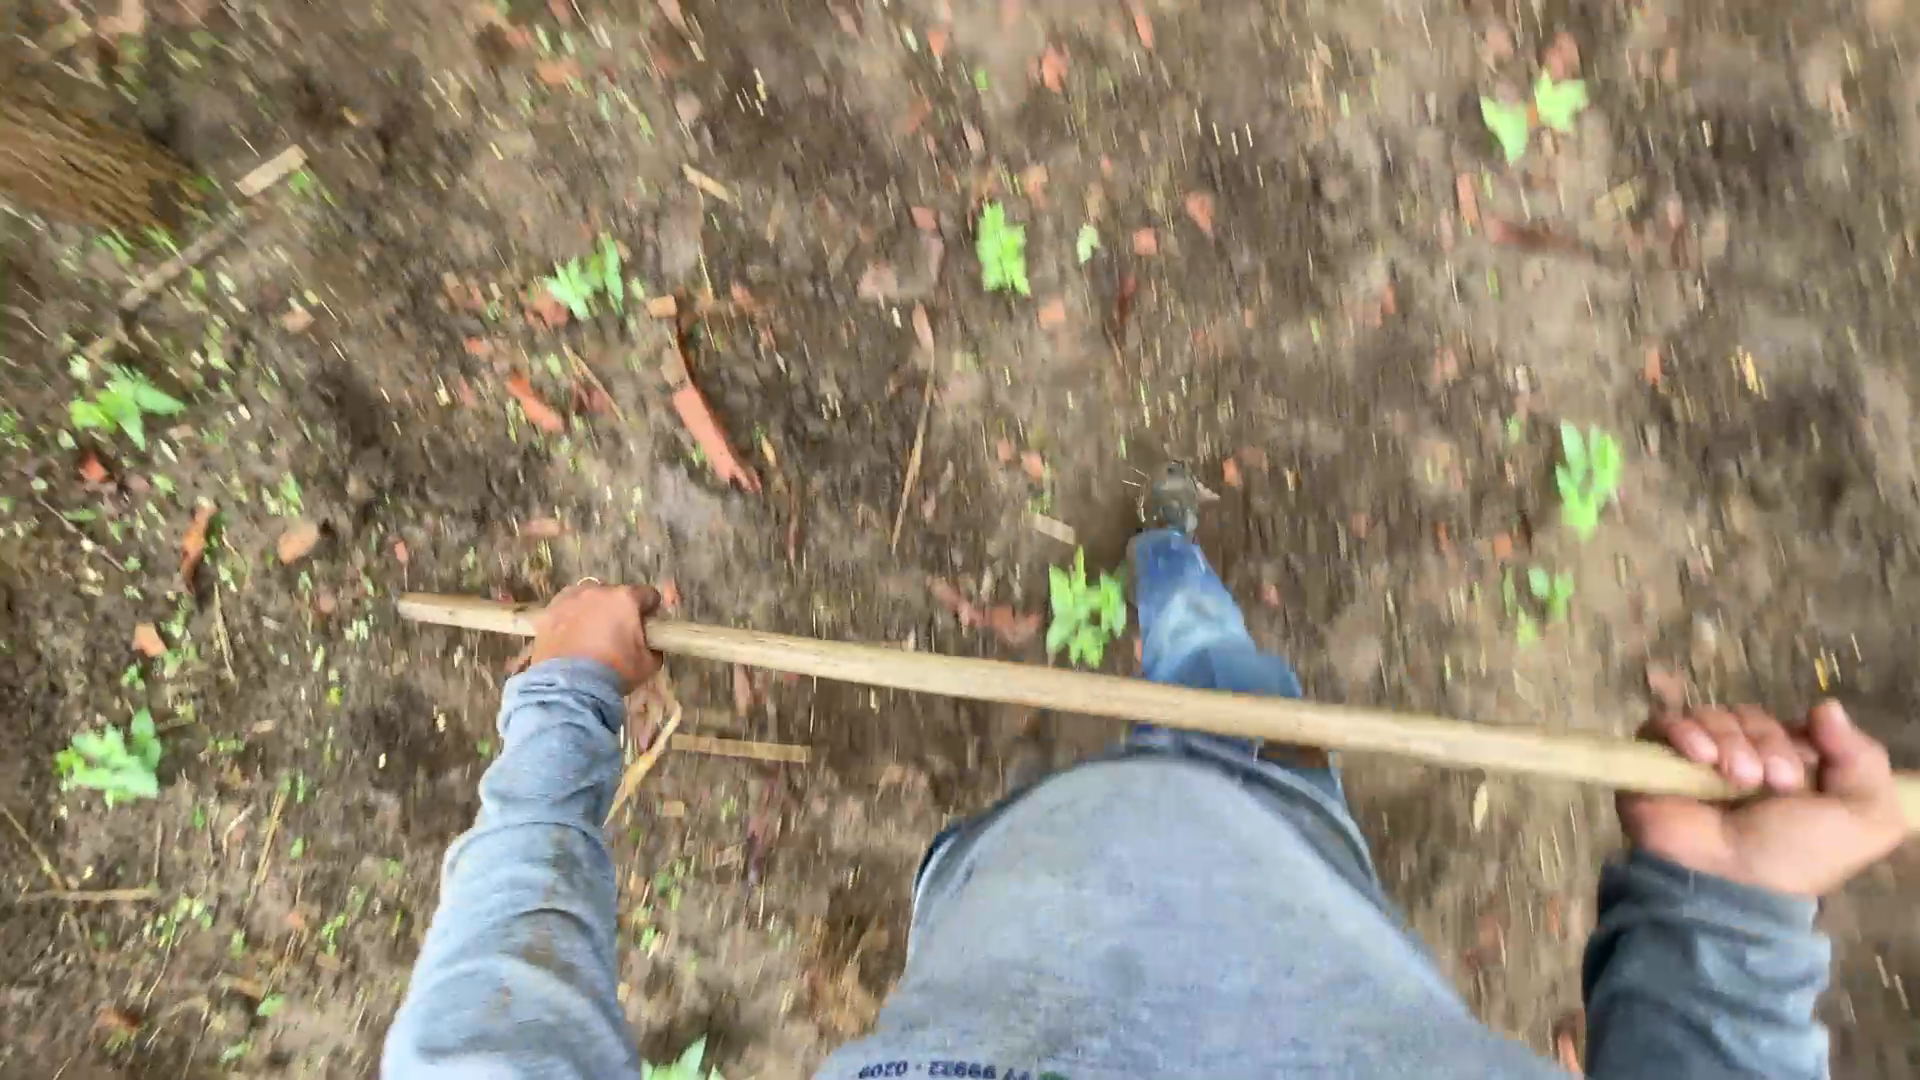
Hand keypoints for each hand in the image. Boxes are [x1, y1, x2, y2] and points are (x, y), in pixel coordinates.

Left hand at [528, 583, 662, 693]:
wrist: (570, 687)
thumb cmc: (615, 670)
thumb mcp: (649, 663)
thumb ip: (653, 646)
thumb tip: (650, 644)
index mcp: (626, 599)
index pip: (648, 594)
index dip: (651, 609)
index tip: (649, 624)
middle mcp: (599, 591)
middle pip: (616, 593)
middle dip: (620, 609)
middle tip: (619, 632)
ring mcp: (571, 599)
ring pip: (588, 596)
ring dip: (594, 607)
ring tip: (592, 630)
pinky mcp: (548, 612)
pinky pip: (566, 606)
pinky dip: (571, 615)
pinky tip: (571, 633)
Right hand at [1621, 701, 1905, 896]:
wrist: (1729, 874)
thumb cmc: (1796, 850)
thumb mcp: (1864, 816)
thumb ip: (1862, 759)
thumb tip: (1825, 705)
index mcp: (1786, 762)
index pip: (1787, 722)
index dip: (1797, 740)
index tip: (1800, 779)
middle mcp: (1739, 752)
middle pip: (1749, 715)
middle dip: (1764, 744)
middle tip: (1768, 783)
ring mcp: (1692, 752)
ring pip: (1710, 714)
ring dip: (1728, 741)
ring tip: (1734, 778)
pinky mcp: (1652, 752)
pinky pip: (1665, 721)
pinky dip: (1685, 732)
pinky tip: (1699, 756)